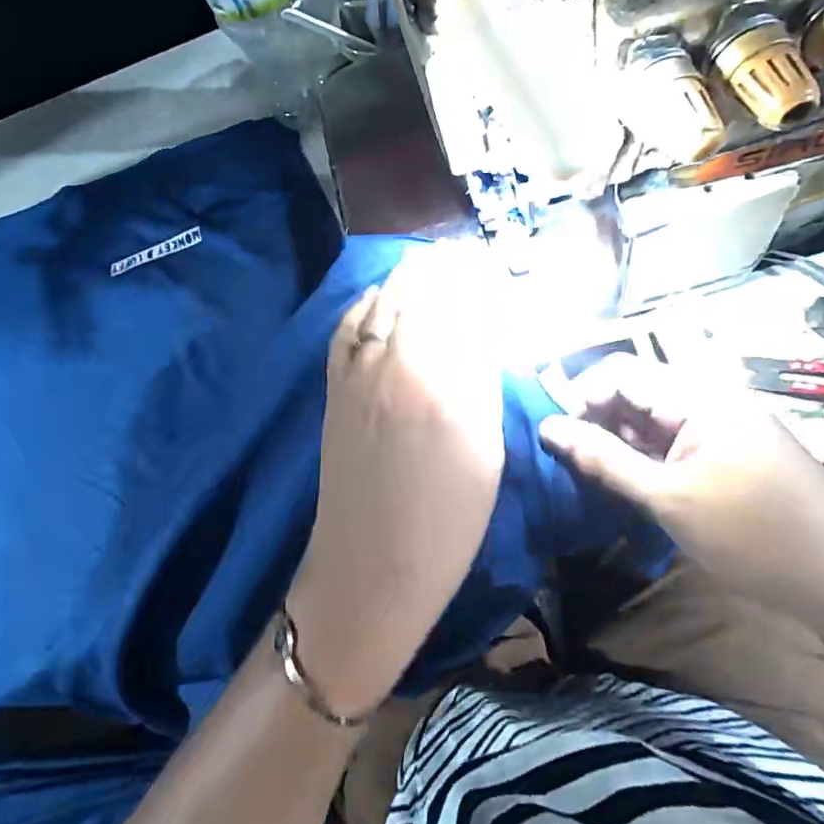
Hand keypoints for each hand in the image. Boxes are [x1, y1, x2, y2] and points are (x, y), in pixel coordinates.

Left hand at [289, 244, 505, 713]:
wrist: (369, 565)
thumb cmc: (446, 523)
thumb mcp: (486, 451)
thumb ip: (482, 383)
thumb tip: (481, 335)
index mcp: (444, 382)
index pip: (464, 307)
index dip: (477, 278)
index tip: (489, 264)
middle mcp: (396, 362)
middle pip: (422, 293)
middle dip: (445, 269)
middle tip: (463, 258)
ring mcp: (358, 371)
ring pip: (384, 301)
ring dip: (408, 277)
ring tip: (429, 264)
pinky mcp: (334, 386)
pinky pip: (348, 327)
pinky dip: (366, 303)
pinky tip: (380, 297)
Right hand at [538, 353, 823, 602]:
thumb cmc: (752, 535)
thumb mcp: (666, 498)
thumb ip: (603, 458)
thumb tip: (547, 427)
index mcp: (699, 395)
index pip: (621, 371)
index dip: (581, 397)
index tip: (554, 436)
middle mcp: (711, 398)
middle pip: (636, 390)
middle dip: (597, 419)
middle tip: (569, 460)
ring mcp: (724, 425)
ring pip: (653, 417)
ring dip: (620, 440)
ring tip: (593, 475)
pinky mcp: (731, 451)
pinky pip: (674, 439)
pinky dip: (647, 456)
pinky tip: (629, 482)